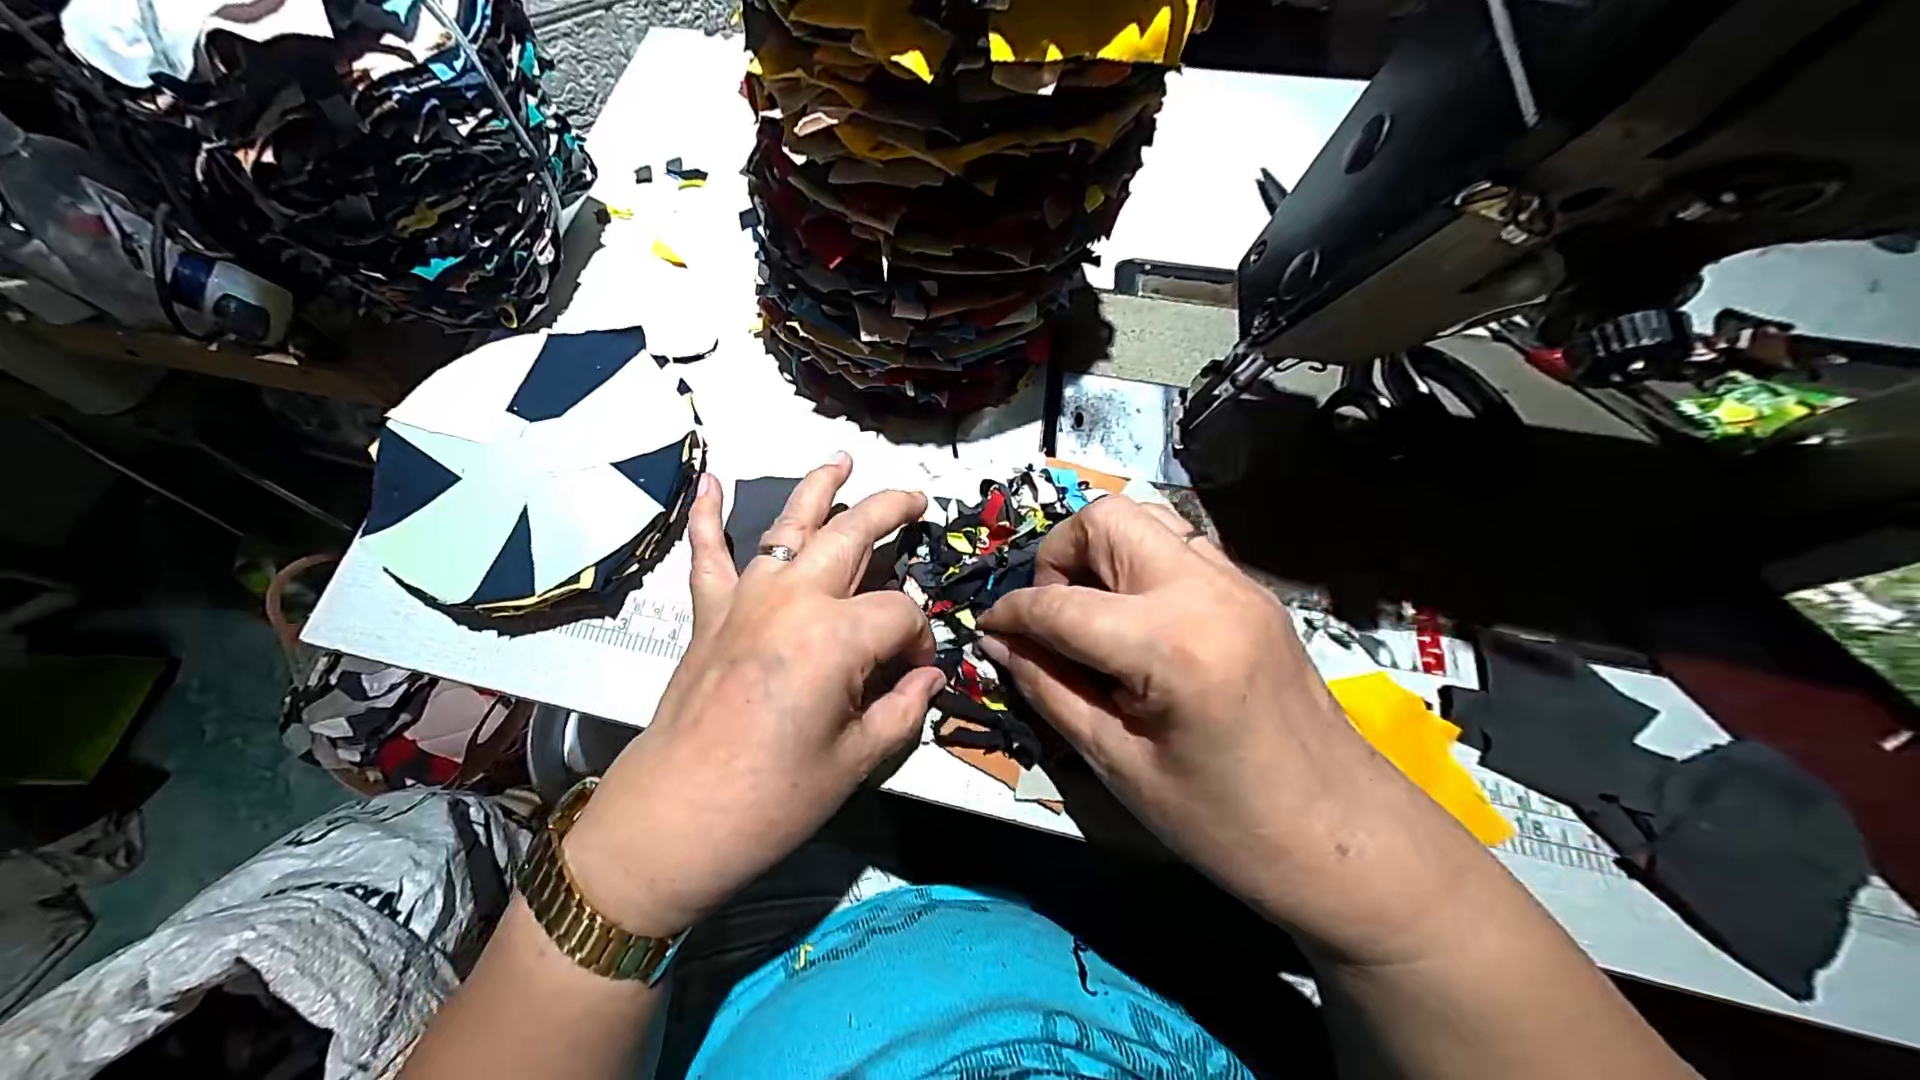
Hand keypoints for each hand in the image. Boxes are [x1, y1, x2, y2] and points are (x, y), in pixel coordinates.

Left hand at [561, 453, 941, 936]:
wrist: (675, 818)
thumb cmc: (773, 799)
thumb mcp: (856, 760)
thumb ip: (902, 709)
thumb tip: (928, 678)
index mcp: (837, 636)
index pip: (900, 614)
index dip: (919, 639)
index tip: (917, 671)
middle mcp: (794, 598)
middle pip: (853, 535)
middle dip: (891, 511)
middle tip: (916, 501)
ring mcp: (747, 599)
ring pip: (789, 525)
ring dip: (818, 488)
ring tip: (841, 461)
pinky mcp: (709, 613)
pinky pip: (708, 554)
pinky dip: (707, 517)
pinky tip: (709, 482)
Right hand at [978, 496, 1489, 963]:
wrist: (1349, 841)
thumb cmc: (1227, 824)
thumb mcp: (1119, 765)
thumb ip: (1049, 690)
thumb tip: (999, 644)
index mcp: (1170, 644)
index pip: (1060, 603)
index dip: (1010, 614)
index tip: (988, 629)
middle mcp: (1207, 590)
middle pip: (1104, 519)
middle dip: (1056, 558)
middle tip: (1048, 618)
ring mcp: (1238, 584)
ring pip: (1145, 519)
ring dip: (1099, 553)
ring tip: (1088, 614)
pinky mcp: (1254, 592)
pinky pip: (1179, 547)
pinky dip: (1138, 564)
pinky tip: (1133, 621)